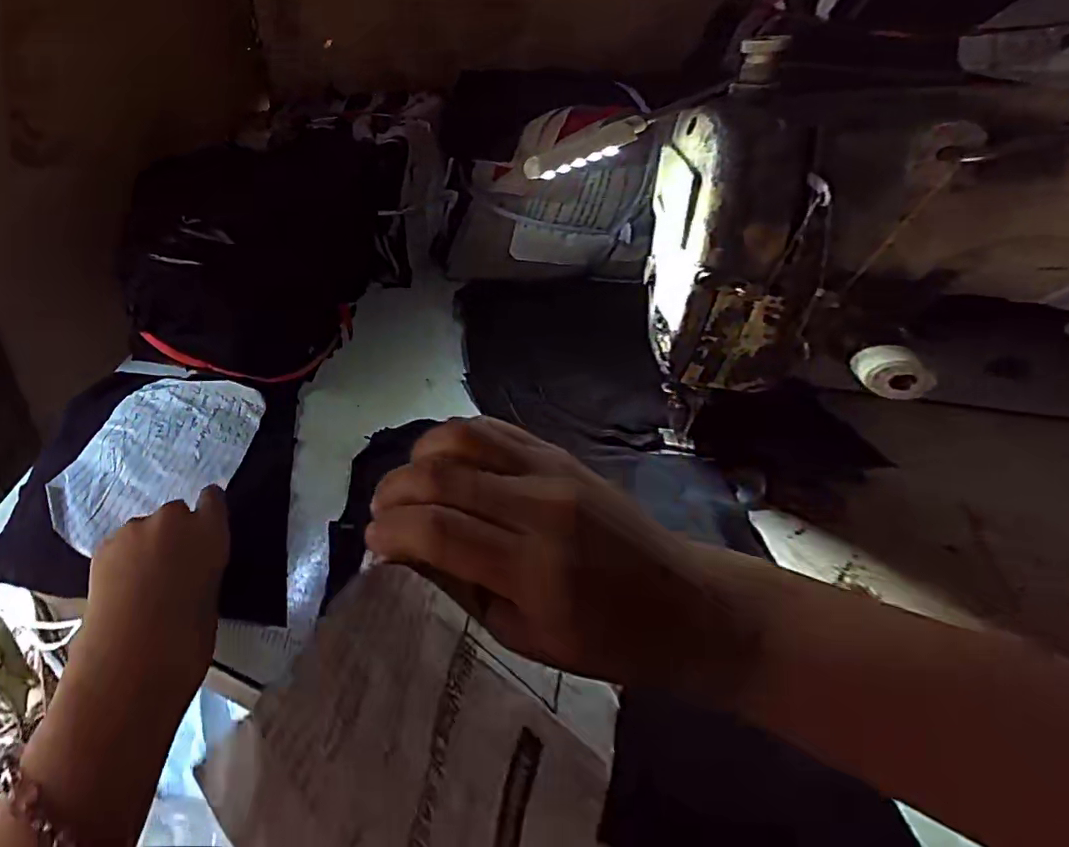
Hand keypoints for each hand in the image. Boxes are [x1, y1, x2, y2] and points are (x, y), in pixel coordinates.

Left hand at [76, 486, 229, 704]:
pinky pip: (121, 545)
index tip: (205, 528)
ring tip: (142, 587)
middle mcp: (171, 520)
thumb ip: (203, 573)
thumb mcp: (210, 604)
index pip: (213, 500)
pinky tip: (121, 591)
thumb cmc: (185, 644)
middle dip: (175, 535)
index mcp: (207, 534)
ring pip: (145, 530)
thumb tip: (191, 571)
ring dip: (146, 548)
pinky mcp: (104, 544)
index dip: (208, 513)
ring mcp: (133, 528)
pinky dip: (123, 560)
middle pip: (175, 514)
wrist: (128, 660)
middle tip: (172, 571)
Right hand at [365, 418, 754, 692]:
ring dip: (415, 459)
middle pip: (437, 477)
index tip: (373, 543)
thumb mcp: (524, 637)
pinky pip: (485, 427)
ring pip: (456, 439)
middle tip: (381, 515)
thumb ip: (457, 588)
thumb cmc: (607, 641)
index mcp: (536, 571)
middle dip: (391, 493)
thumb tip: (400, 552)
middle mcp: (541, 510)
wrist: (695, 607)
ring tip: (408, 485)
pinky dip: (448, 440)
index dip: (390, 531)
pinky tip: (440, 463)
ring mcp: (551, 472)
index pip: (438, 530)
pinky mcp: (557, 452)